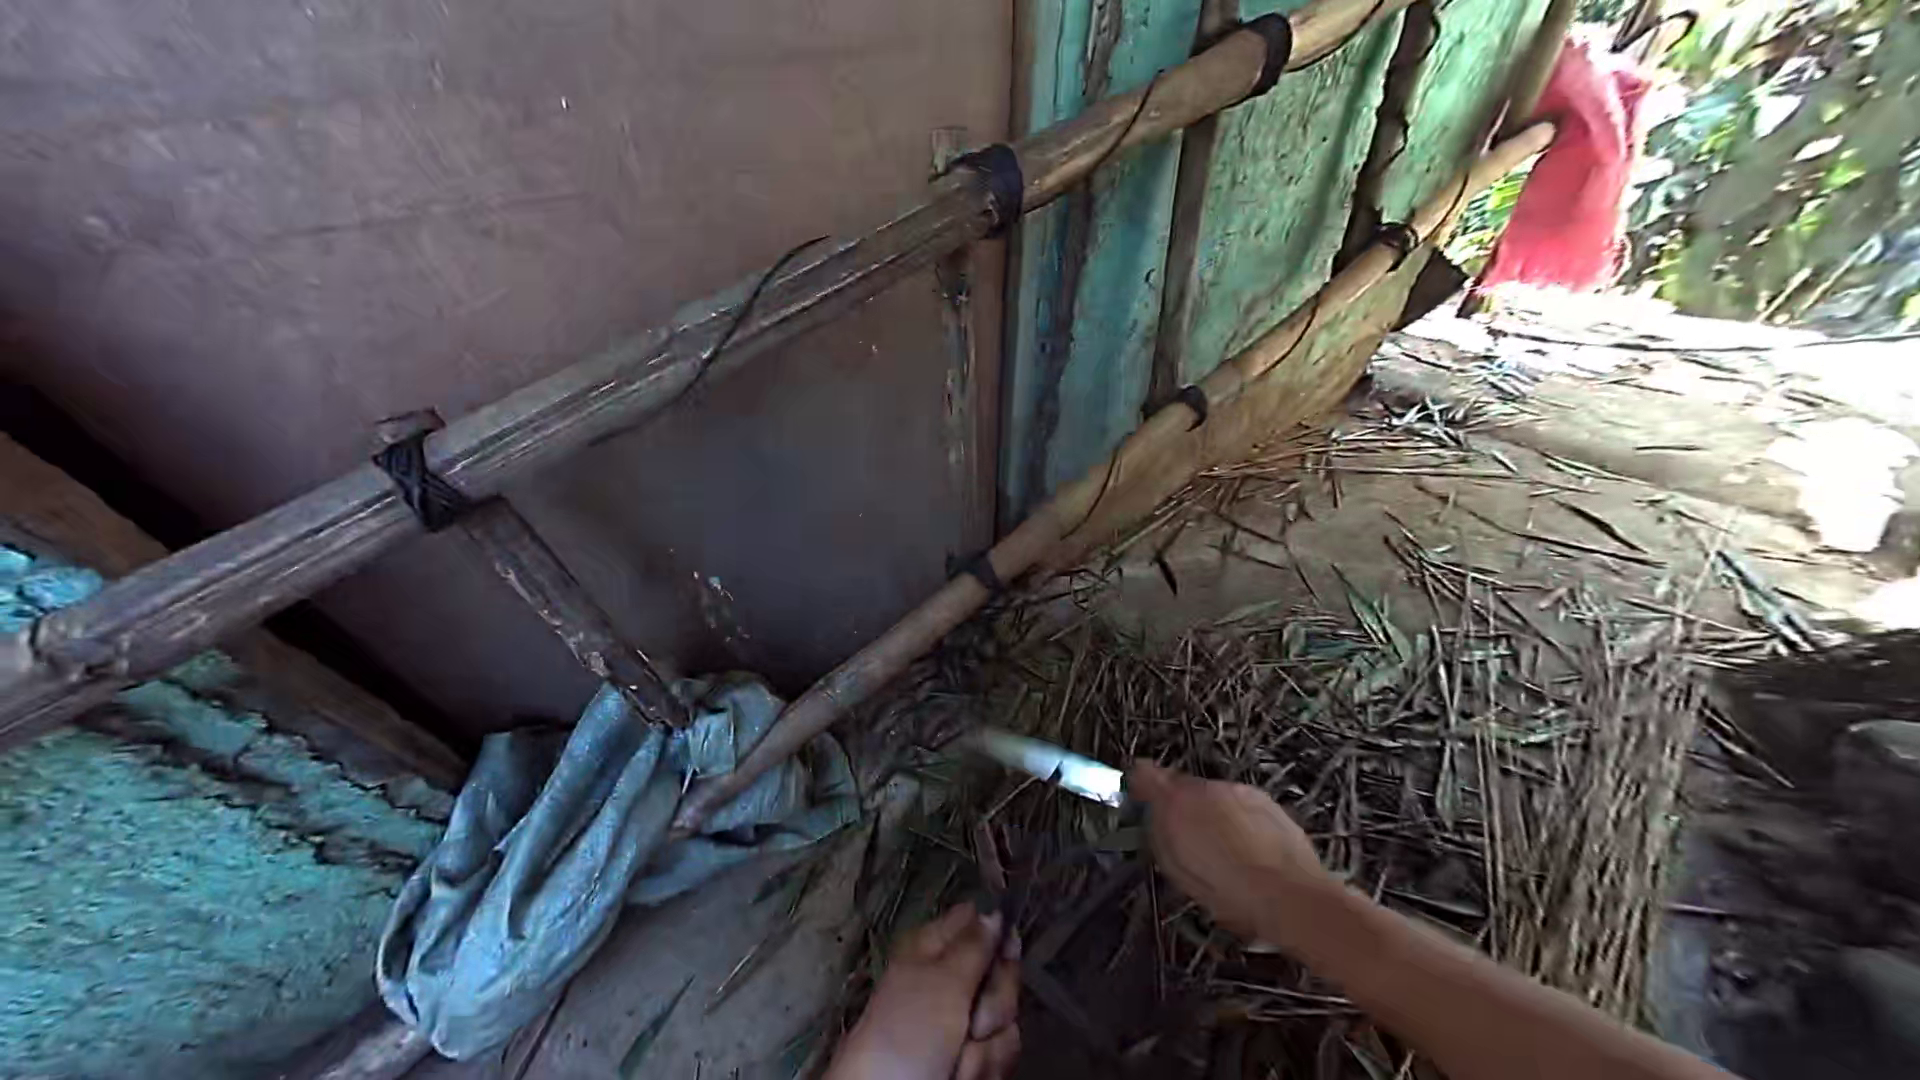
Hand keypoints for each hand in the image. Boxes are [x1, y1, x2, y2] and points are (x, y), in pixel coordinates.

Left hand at [825, 902, 1021, 1079]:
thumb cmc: (907, 1036)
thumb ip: (975, 944)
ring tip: (955, 1061)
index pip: (978, 921)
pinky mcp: (970, 1060)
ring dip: (985, 1046)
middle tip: (971, 1022)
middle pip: (1001, 973)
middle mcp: (950, 980)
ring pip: (1005, 1019)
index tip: (1006, 951)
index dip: (998, 934)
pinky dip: (982, 1071)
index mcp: (933, 948)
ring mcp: (961, 1023)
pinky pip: (999, 1055)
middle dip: (994, 1003)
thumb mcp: (941, 981)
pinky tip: (960, 1078)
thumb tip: (995, 910)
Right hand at [1127, 761, 1339, 939]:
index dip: (1138, 783)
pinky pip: (1239, 803)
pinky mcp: (1266, 800)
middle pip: (1181, 785)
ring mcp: (1238, 790)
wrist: (1295, 898)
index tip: (1138, 796)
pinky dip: (1236, 817)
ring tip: (1221, 849)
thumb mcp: (1177, 870)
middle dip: (1179, 805)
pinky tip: (1248, 848)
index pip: (1144, 773)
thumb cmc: (1230, 892)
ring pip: (1212, 795)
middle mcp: (1206, 786)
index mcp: (1177, 801)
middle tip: (1185, 837)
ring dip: (1210, 812)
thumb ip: (1158, 833)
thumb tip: (1151, 816)